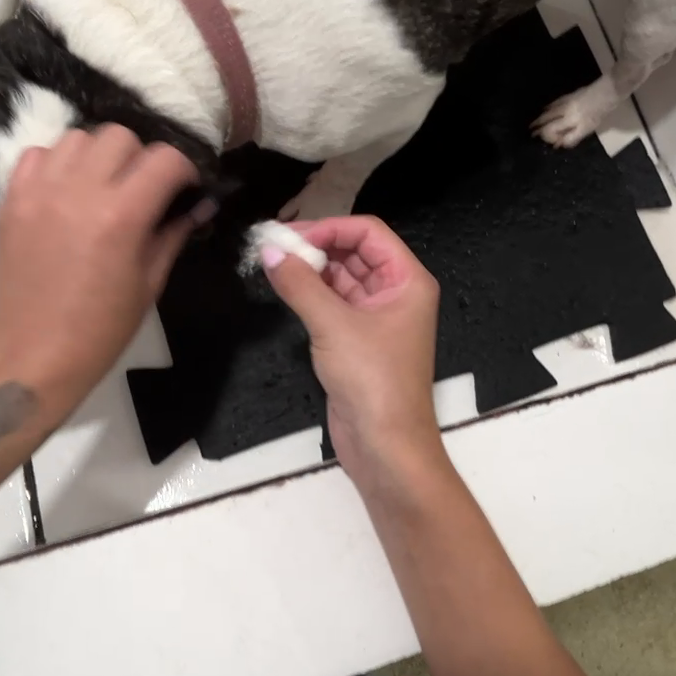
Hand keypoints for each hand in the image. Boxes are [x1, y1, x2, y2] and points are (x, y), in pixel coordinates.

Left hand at [0, 125, 205, 415]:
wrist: (28, 359)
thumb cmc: (99, 331)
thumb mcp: (149, 284)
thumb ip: (173, 234)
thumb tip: (200, 206)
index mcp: (121, 216)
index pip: (164, 159)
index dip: (184, 169)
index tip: (186, 188)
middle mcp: (78, 191)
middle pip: (120, 136)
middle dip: (142, 157)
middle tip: (144, 189)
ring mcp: (38, 191)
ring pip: (79, 137)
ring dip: (100, 155)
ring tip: (104, 186)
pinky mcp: (10, 198)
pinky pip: (39, 153)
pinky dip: (59, 163)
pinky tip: (67, 191)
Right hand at [261, 216, 448, 491]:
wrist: (386, 447)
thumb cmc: (373, 380)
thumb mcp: (333, 326)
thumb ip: (300, 284)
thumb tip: (268, 251)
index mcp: (407, 281)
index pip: (368, 234)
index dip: (330, 228)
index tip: (288, 236)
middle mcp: (396, 293)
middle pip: (354, 253)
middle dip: (316, 246)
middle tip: (272, 246)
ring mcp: (377, 319)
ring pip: (342, 278)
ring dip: (310, 270)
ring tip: (271, 264)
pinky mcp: (358, 341)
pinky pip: (334, 304)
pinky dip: (311, 294)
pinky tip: (284, 288)